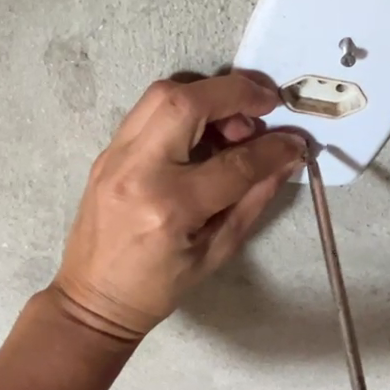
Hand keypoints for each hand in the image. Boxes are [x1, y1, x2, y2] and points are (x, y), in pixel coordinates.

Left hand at [50, 74, 306, 339]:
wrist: (93, 298)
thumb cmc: (159, 286)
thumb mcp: (217, 252)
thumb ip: (254, 198)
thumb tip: (287, 156)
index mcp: (170, 208)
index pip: (234, 163)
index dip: (273, 148)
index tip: (296, 141)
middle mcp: (138, 172)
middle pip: (186, 102)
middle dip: (234, 92)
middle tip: (266, 103)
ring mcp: (115, 157)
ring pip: (161, 94)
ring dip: (206, 94)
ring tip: (235, 121)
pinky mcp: (106, 152)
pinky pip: (147, 111)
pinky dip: (183, 108)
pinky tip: (204, 130)